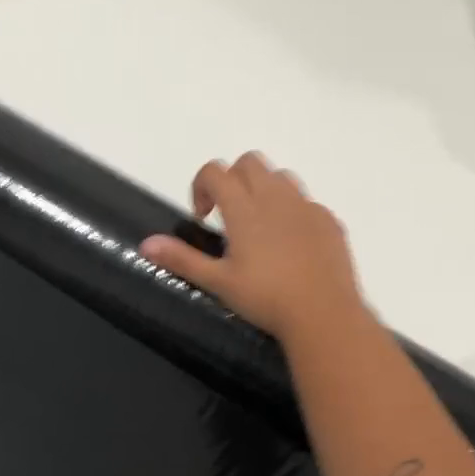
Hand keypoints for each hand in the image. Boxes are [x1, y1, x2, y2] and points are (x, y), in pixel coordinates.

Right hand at [140, 152, 367, 346]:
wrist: (322, 313)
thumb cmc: (265, 298)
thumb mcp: (218, 282)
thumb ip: (183, 259)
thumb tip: (146, 244)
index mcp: (244, 208)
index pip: (215, 171)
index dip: (201, 186)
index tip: (202, 218)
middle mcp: (276, 196)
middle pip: (249, 162)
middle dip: (232, 180)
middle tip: (226, 218)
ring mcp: (306, 205)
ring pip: (280, 176)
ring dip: (262, 190)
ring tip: (258, 228)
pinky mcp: (328, 220)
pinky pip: (305, 202)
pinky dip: (290, 212)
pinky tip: (289, 247)